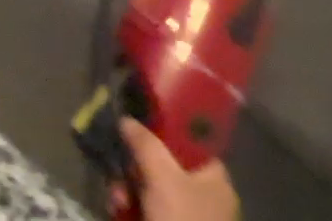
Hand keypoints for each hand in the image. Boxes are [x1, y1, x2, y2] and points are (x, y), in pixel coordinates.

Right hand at [119, 119, 239, 220]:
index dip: (163, 133)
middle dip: (135, 168)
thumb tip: (127, 120)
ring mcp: (185, 217)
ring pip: (148, 188)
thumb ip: (145, 143)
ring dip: (126, 189)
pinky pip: (144, 210)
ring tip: (117, 201)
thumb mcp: (162, 177)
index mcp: (214, 179)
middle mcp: (202, 196)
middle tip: (121, 173)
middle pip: (162, 165)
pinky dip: (129, 209)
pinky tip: (117, 211)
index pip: (190, 143)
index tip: (137, 130)